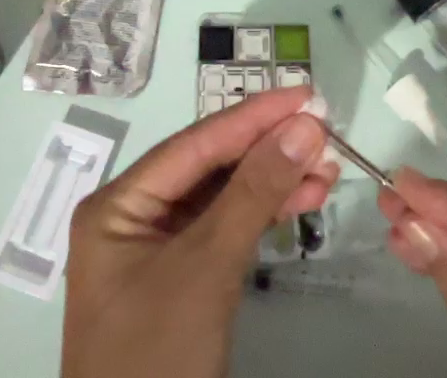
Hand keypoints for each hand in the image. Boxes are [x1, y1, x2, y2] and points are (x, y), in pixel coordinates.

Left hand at [62, 86, 340, 377]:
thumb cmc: (158, 353)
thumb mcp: (207, 268)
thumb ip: (254, 193)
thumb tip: (304, 125)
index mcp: (118, 204)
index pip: (195, 144)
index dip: (252, 116)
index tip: (305, 94)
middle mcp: (133, 215)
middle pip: (209, 166)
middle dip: (267, 148)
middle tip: (325, 130)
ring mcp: (157, 247)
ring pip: (223, 197)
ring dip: (274, 181)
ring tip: (328, 169)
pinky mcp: (182, 276)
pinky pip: (225, 229)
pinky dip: (264, 215)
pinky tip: (304, 200)